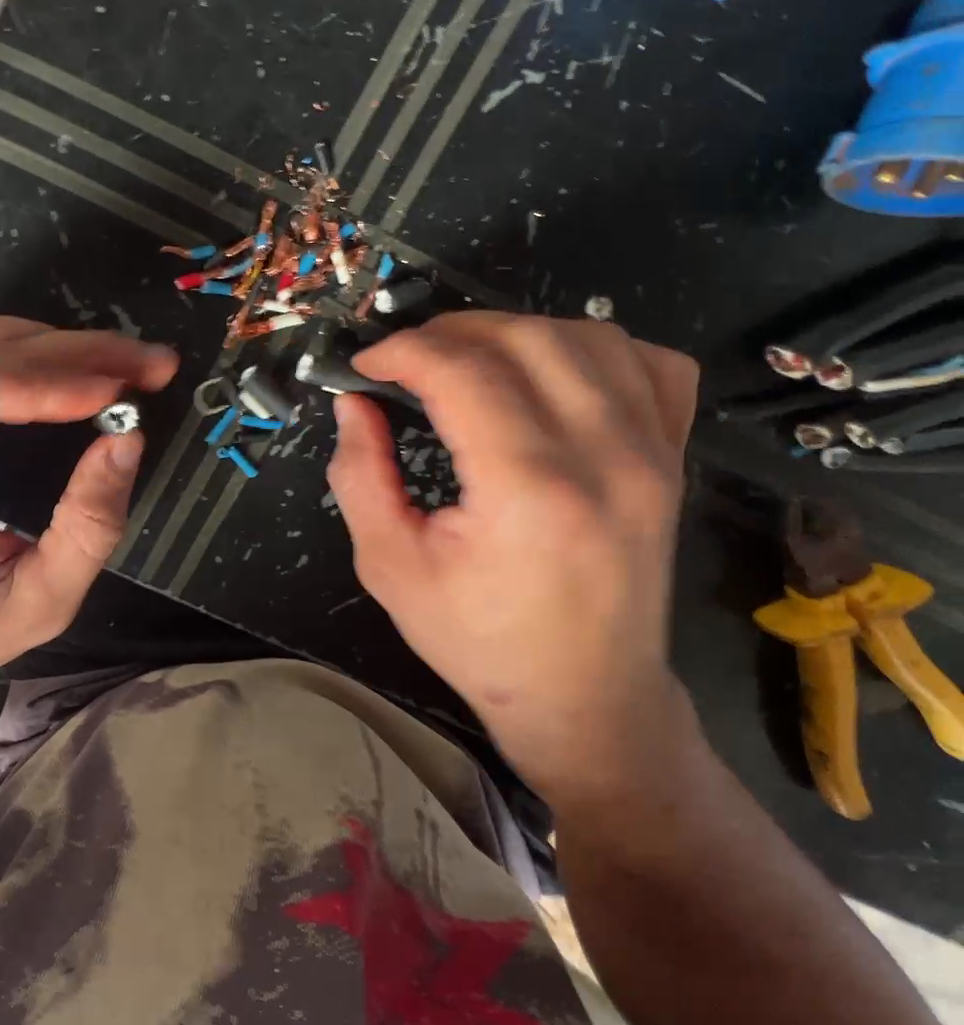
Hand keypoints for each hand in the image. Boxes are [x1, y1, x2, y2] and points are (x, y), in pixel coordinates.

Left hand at [0, 316, 178, 697]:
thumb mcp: (43, 603)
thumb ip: (88, 529)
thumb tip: (128, 439)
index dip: (41, 379)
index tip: (114, 394)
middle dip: (67, 349)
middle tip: (148, 366)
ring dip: (48, 342)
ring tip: (119, 365)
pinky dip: (29, 354)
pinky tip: (77, 372)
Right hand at [325, 312, 699, 795]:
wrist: (582, 693)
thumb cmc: (475, 639)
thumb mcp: (388, 566)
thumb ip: (360, 476)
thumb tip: (353, 405)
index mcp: (527, 490)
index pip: (465, 372)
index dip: (404, 351)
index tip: (365, 366)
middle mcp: (604, 457)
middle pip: (527, 339)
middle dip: (450, 332)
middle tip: (403, 360)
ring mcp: (652, 454)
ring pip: (590, 337)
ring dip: (513, 331)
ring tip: (464, 360)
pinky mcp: (671, 460)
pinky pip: (650, 364)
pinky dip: (591, 347)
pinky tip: (548, 372)